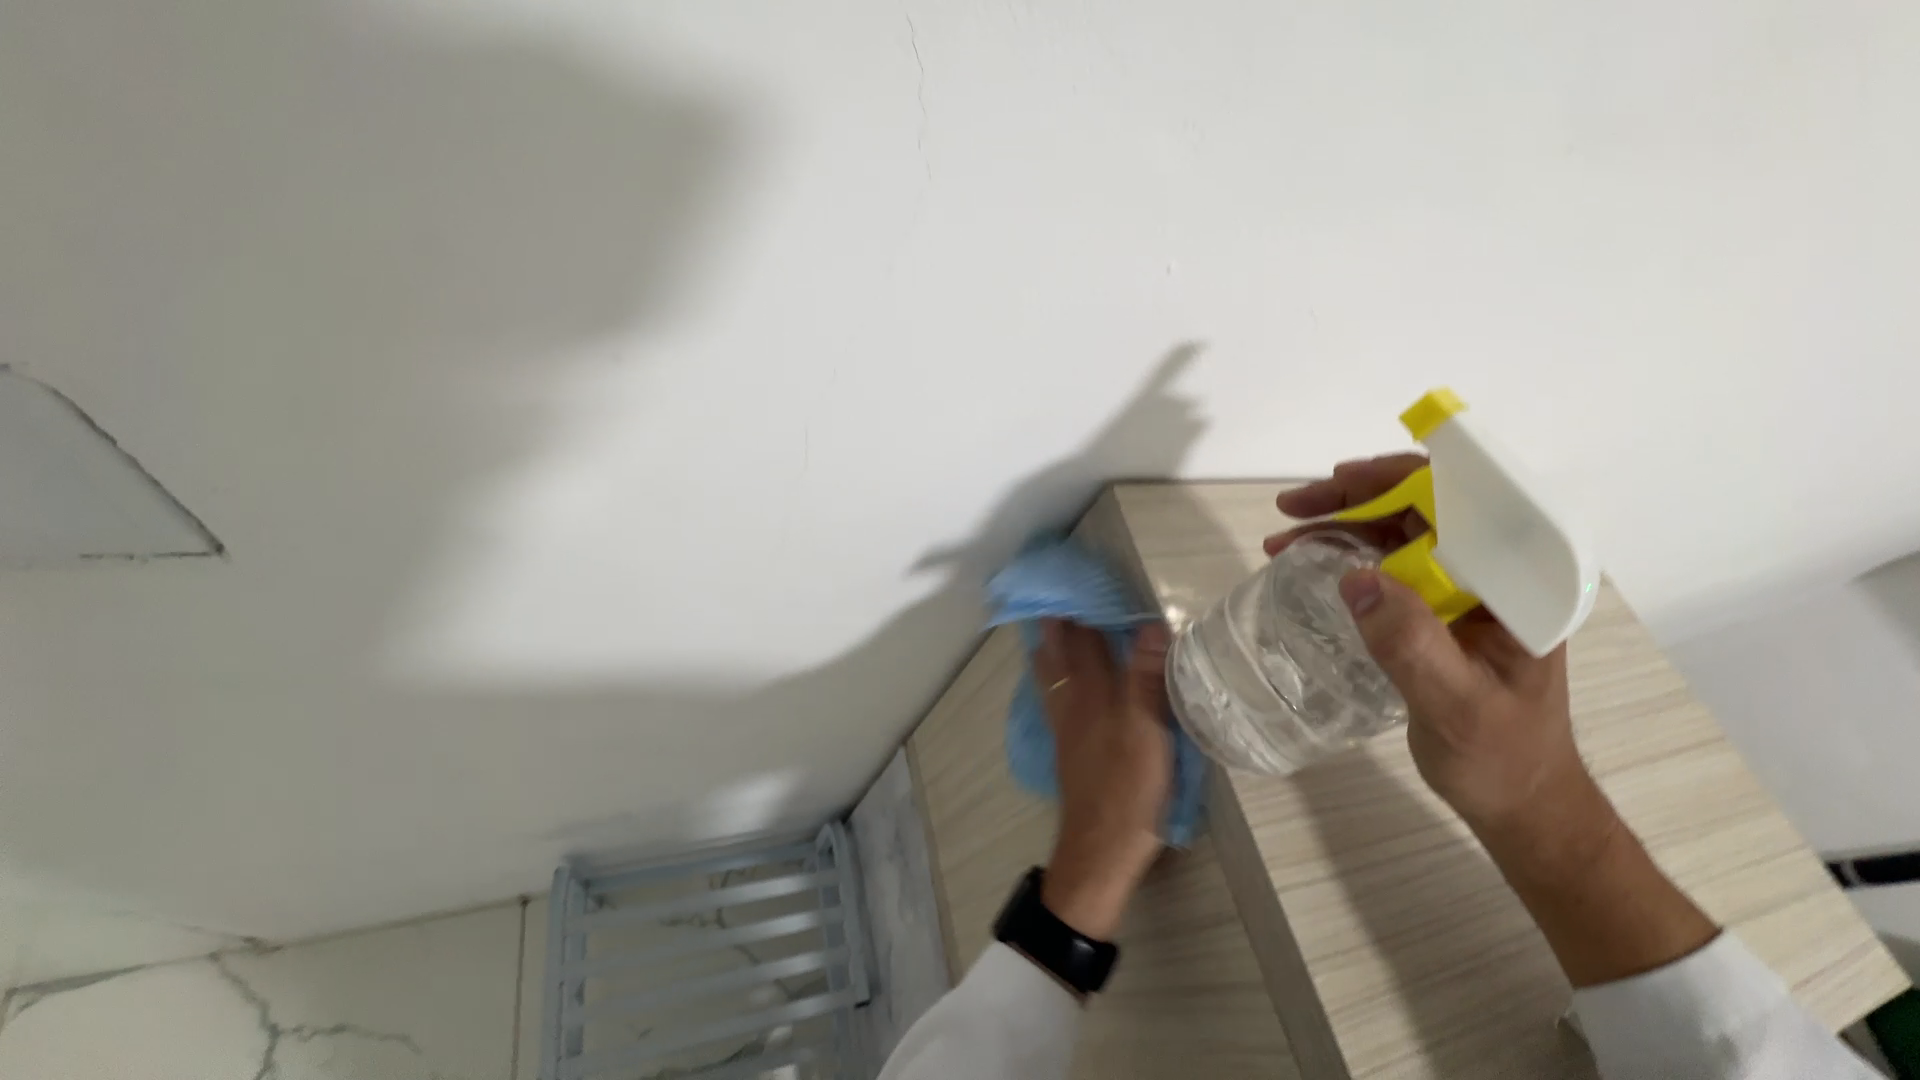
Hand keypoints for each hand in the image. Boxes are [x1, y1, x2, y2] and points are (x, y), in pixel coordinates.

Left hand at [1031, 619, 1173, 940]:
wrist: (1100, 846)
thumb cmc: (1129, 788)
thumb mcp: (1148, 731)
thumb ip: (1147, 678)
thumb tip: (1150, 625)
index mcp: (1092, 692)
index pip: (1082, 637)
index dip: (1081, 606)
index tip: (1082, 577)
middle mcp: (1071, 701)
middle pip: (1059, 650)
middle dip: (1059, 619)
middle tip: (1063, 591)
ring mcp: (1067, 724)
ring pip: (1052, 673)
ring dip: (1052, 644)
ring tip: (1053, 623)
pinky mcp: (1070, 745)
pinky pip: (1055, 695)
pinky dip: (1055, 675)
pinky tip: (1060, 679)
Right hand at [1270, 457, 1596, 833]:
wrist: (1518, 800)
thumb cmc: (1499, 757)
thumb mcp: (1455, 705)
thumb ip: (1412, 644)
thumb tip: (1356, 578)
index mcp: (1517, 584)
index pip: (1463, 503)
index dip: (1401, 481)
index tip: (1339, 482)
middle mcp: (1493, 575)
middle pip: (1423, 509)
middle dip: (1354, 499)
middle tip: (1290, 508)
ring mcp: (1465, 592)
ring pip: (1401, 533)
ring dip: (1342, 526)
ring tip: (1283, 536)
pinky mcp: (1440, 611)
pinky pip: (1392, 565)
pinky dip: (1348, 556)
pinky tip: (1312, 562)